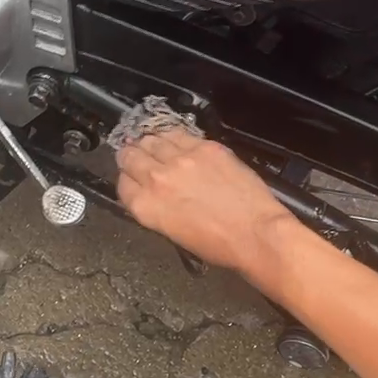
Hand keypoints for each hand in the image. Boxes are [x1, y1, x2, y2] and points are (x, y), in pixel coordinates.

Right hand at [116, 129, 297, 272]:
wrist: (254, 232)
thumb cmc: (219, 243)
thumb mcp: (174, 234)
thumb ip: (156, 210)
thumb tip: (153, 195)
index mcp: (146, 207)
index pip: (122, 184)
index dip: (127, 179)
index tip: (132, 177)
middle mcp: (157, 179)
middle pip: (130, 157)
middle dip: (131, 156)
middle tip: (135, 155)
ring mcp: (180, 159)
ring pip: (151, 140)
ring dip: (149, 142)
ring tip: (152, 144)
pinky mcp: (204, 147)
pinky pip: (178, 133)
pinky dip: (172, 136)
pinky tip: (174, 139)